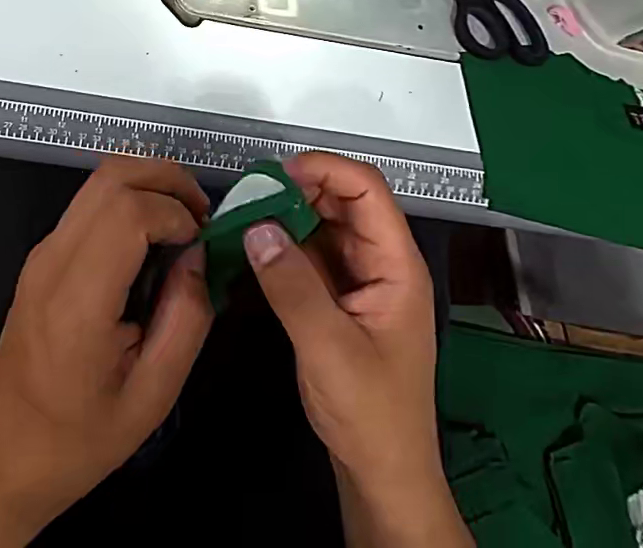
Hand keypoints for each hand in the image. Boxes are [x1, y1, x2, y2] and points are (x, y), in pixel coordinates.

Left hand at [0, 158, 212, 547]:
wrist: (5, 451)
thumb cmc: (80, 436)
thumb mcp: (155, 394)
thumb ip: (187, 316)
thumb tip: (201, 253)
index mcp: (78, 302)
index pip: (127, 212)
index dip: (176, 212)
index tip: (202, 242)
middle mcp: (53, 261)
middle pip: (112, 176)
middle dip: (169, 179)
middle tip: (203, 214)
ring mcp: (43, 251)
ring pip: (100, 179)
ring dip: (151, 184)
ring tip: (185, 221)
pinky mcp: (44, 253)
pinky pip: (92, 202)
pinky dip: (132, 198)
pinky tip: (155, 235)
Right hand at [244, 153, 470, 547]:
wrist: (381, 472)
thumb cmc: (371, 415)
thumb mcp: (329, 349)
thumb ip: (293, 286)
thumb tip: (256, 228)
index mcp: (396, 265)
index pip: (367, 190)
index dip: (325, 170)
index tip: (277, 174)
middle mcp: (380, 262)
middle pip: (343, 201)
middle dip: (299, 188)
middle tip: (251, 194)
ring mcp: (358, 278)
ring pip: (323, 224)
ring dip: (287, 214)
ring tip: (246, 213)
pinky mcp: (337, 296)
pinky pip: (309, 253)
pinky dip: (283, 243)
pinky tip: (254, 244)